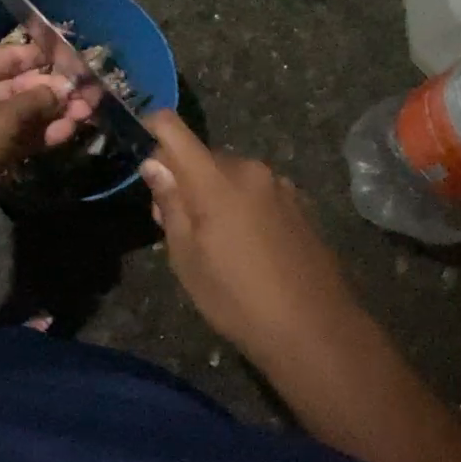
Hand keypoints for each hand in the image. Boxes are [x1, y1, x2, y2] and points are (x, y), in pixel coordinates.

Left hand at [0, 45, 90, 206]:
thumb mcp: (3, 118)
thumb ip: (37, 101)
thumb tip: (64, 89)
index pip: (11, 56)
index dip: (46, 59)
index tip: (79, 62)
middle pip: (19, 85)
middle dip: (54, 91)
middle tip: (92, 95)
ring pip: (21, 112)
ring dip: (52, 114)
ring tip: (89, 114)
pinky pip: (15, 135)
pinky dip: (39, 134)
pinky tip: (69, 132)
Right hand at [139, 109, 356, 350]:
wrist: (319, 333)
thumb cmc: (238, 298)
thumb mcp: (186, 258)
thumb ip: (170, 203)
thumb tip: (154, 164)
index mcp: (215, 178)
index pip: (172, 128)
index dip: (150, 128)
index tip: (141, 153)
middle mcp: (248, 169)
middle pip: (200, 156)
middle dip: (182, 179)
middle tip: (173, 224)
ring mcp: (279, 186)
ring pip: (228, 176)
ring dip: (212, 194)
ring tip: (213, 242)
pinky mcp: (298, 205)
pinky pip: (254, 192)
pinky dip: (240, 206)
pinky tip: (247, 248)